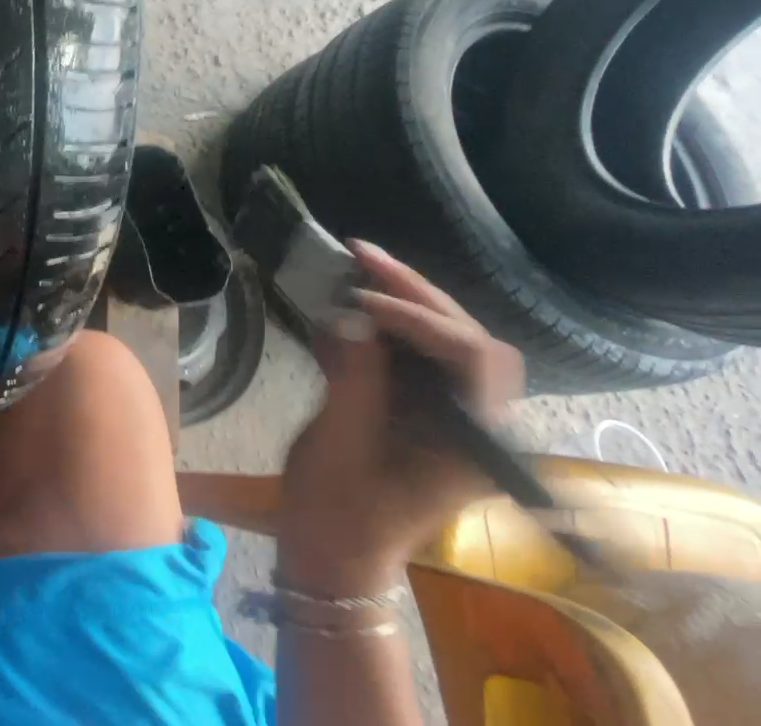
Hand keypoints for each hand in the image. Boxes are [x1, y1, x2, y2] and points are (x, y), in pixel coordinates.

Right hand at [276, 240, 523, 594]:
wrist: (332, 554)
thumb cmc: (339, 510)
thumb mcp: (341, 445)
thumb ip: (355, 380)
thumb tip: (350, 318)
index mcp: (476, 439)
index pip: (473, 357)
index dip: (421, 319)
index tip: (360, 303)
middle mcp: (477, 422)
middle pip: (465, 339)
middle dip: (415, 293)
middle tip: (360, 254)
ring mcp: (449, 417)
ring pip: (441, 342)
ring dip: (400, 301)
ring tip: (353, 265)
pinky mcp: (418, 413)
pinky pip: (412, 357)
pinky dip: (381, 327)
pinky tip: (346, 306)